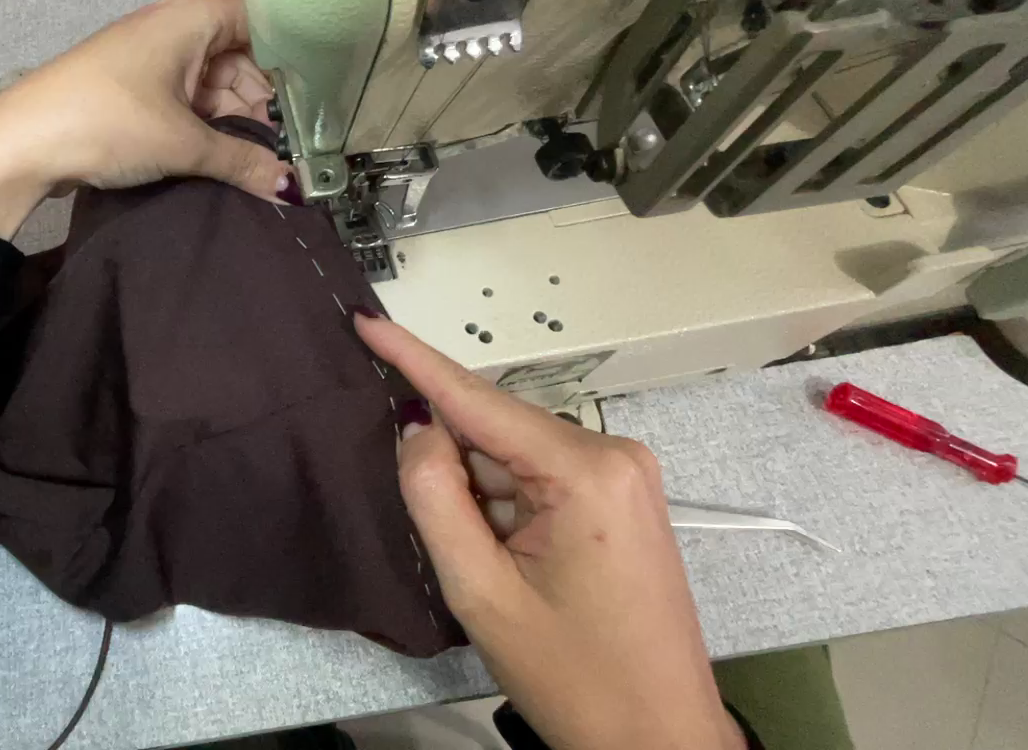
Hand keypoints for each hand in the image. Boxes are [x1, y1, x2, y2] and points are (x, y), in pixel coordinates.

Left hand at [0, 0, 289, 237]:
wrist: (21, 142)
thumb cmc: (108, 121)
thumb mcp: (182, 143)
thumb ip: (242, 162)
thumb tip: (290, 189)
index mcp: (193, 17)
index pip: (264, 25)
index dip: (293, 61)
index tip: (320, 103)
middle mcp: (177, 28)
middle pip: (242, 59)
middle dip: (265, 103)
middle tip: (294, 148)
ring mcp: (155, 58)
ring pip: (215, 85)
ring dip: (236, 122)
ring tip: (264, 162)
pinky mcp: (138, 88)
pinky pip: (189, 101)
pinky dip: (208, 127)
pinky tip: (229, 158)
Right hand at [358, 315, 742, 749]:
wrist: (662, 745)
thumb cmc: (572, 676)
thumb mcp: (480, 592)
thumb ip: (435, 496)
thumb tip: (419, 429)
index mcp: (584, 471)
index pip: (476, 398)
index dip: (413, 357)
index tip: (365, 320)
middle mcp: (610, 451)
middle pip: (492, 424)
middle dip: (446, 452)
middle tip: (439, 523)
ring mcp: (619, 469)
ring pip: (508, 447)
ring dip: (473, 481)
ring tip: (482, 554)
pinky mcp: (616, 490)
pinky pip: (531, 466)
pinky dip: (497, 492)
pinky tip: (499, 544)